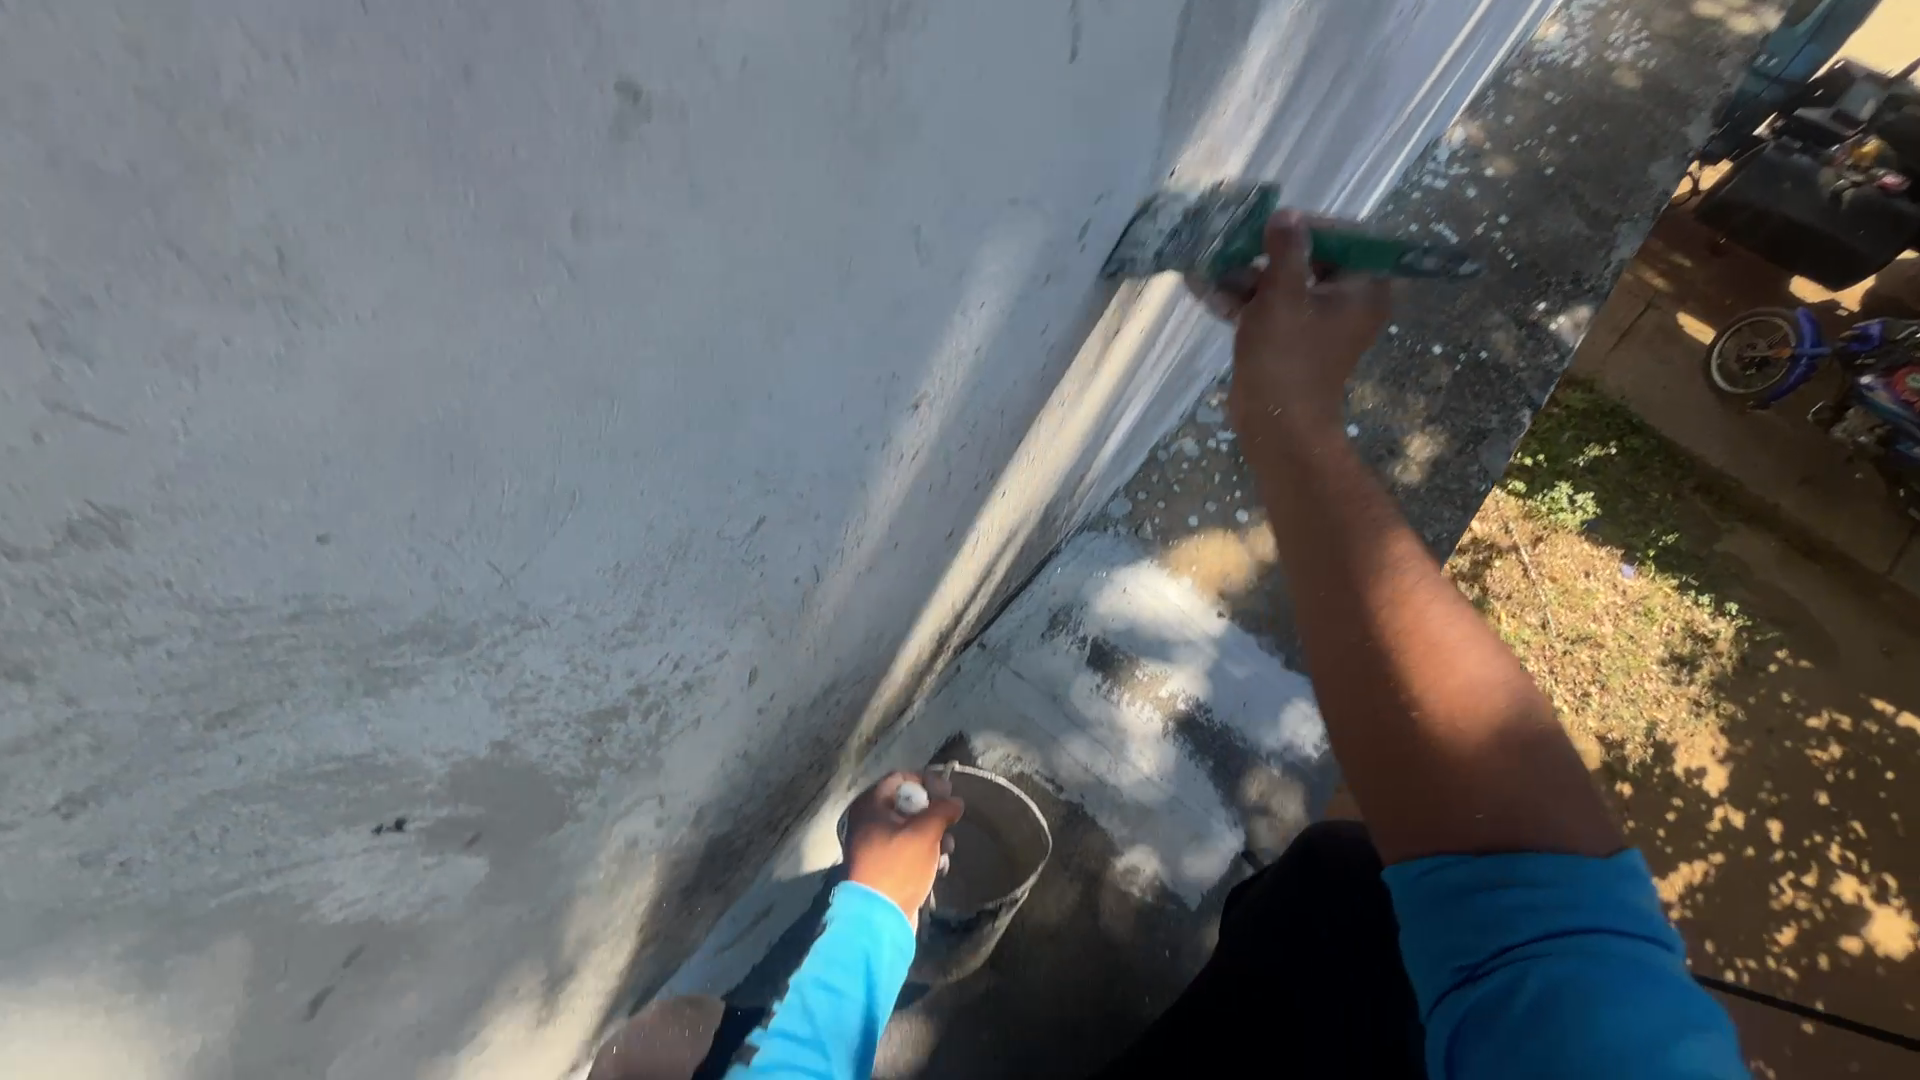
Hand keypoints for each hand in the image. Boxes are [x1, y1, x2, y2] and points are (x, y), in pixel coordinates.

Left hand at [844, 770, 963, 926]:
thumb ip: (942, 810)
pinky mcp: (885, 866)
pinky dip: (925, 853)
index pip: (900, 778)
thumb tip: (956, 800)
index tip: (948, 792)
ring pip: (911, 828)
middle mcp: (869, 821)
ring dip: (934, 835)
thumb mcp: (924, 833)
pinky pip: (908, 850)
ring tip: (948, 848)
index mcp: (871, 805)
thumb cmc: (898, 866)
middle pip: (908, 804)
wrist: (878, 919)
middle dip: (933, 812)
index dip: (926, 780)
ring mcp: (876, 845)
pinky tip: (939, 865)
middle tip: (951, 821)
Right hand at [1228, 210, 1392, 440]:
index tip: (1269, 224)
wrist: (1275, 424)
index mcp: (1364, 286)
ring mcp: (1316, 323)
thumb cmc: (1287, 359)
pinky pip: (1267, 309)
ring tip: (1207, 261)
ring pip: (1281, 285)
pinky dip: (1240, 300)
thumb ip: (1285, 250)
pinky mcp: (1288, 341)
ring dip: (1243, 275)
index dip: (1306, 225)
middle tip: (1233, 239)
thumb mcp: (1283, 296)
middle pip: (1308, 259)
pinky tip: (1202, 286)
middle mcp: (1347, 300)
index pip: (1345, 236)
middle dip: (1263, 251)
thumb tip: (1285, 214)